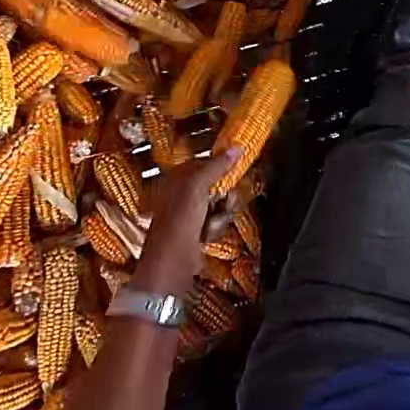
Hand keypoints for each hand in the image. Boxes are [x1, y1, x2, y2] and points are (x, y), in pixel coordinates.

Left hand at [133, 147, 241, 292]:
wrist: (171, 263)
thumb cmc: (179, 220)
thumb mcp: (197, 187)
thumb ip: (217, 166)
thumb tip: (237, 146)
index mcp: (179, 177)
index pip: (207, 162)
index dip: (222, 167)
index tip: (236, 171)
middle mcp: (185, 192)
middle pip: (219, 184)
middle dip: (224, 197)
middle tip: (222, 204)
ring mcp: (192, 212)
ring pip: (221, 204)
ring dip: (220, 216)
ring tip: (208, 227)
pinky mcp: (199, 230)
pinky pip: (218, 221)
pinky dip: (216, 229)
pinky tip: (207, 237)